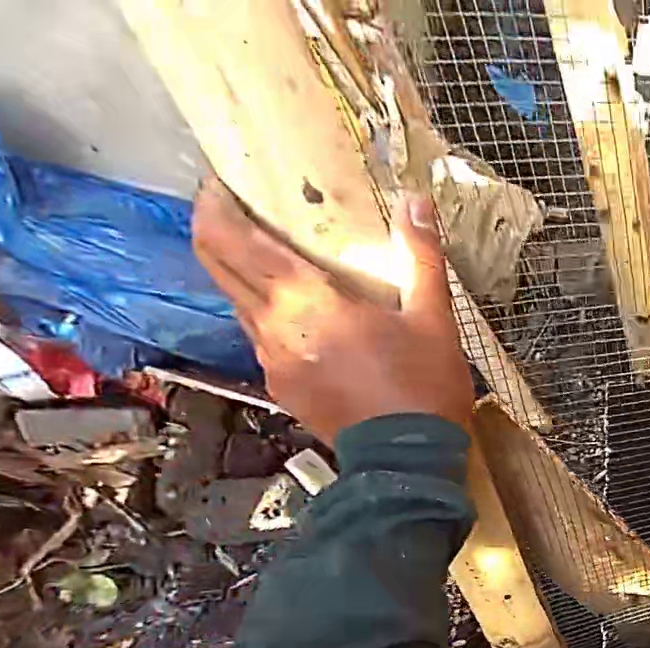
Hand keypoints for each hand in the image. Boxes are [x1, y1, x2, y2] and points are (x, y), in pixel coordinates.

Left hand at [191, 175, 474, 442]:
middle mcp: (273, 324)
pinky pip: (262, 342)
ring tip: (280, 274)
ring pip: (239, 305)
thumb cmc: (424, 387)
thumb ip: (421, 259)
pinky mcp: (283, 389)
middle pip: (216, 264)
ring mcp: (272, 361)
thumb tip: (415, 200)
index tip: (224, 185)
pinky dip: (271, 321)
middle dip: (218, 232)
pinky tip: (305, 328)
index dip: (215, 204)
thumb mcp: (435, 322)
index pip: (229, 236)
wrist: (409, 460)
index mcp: (306, 299)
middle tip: (242, 218)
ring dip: (248, 281)